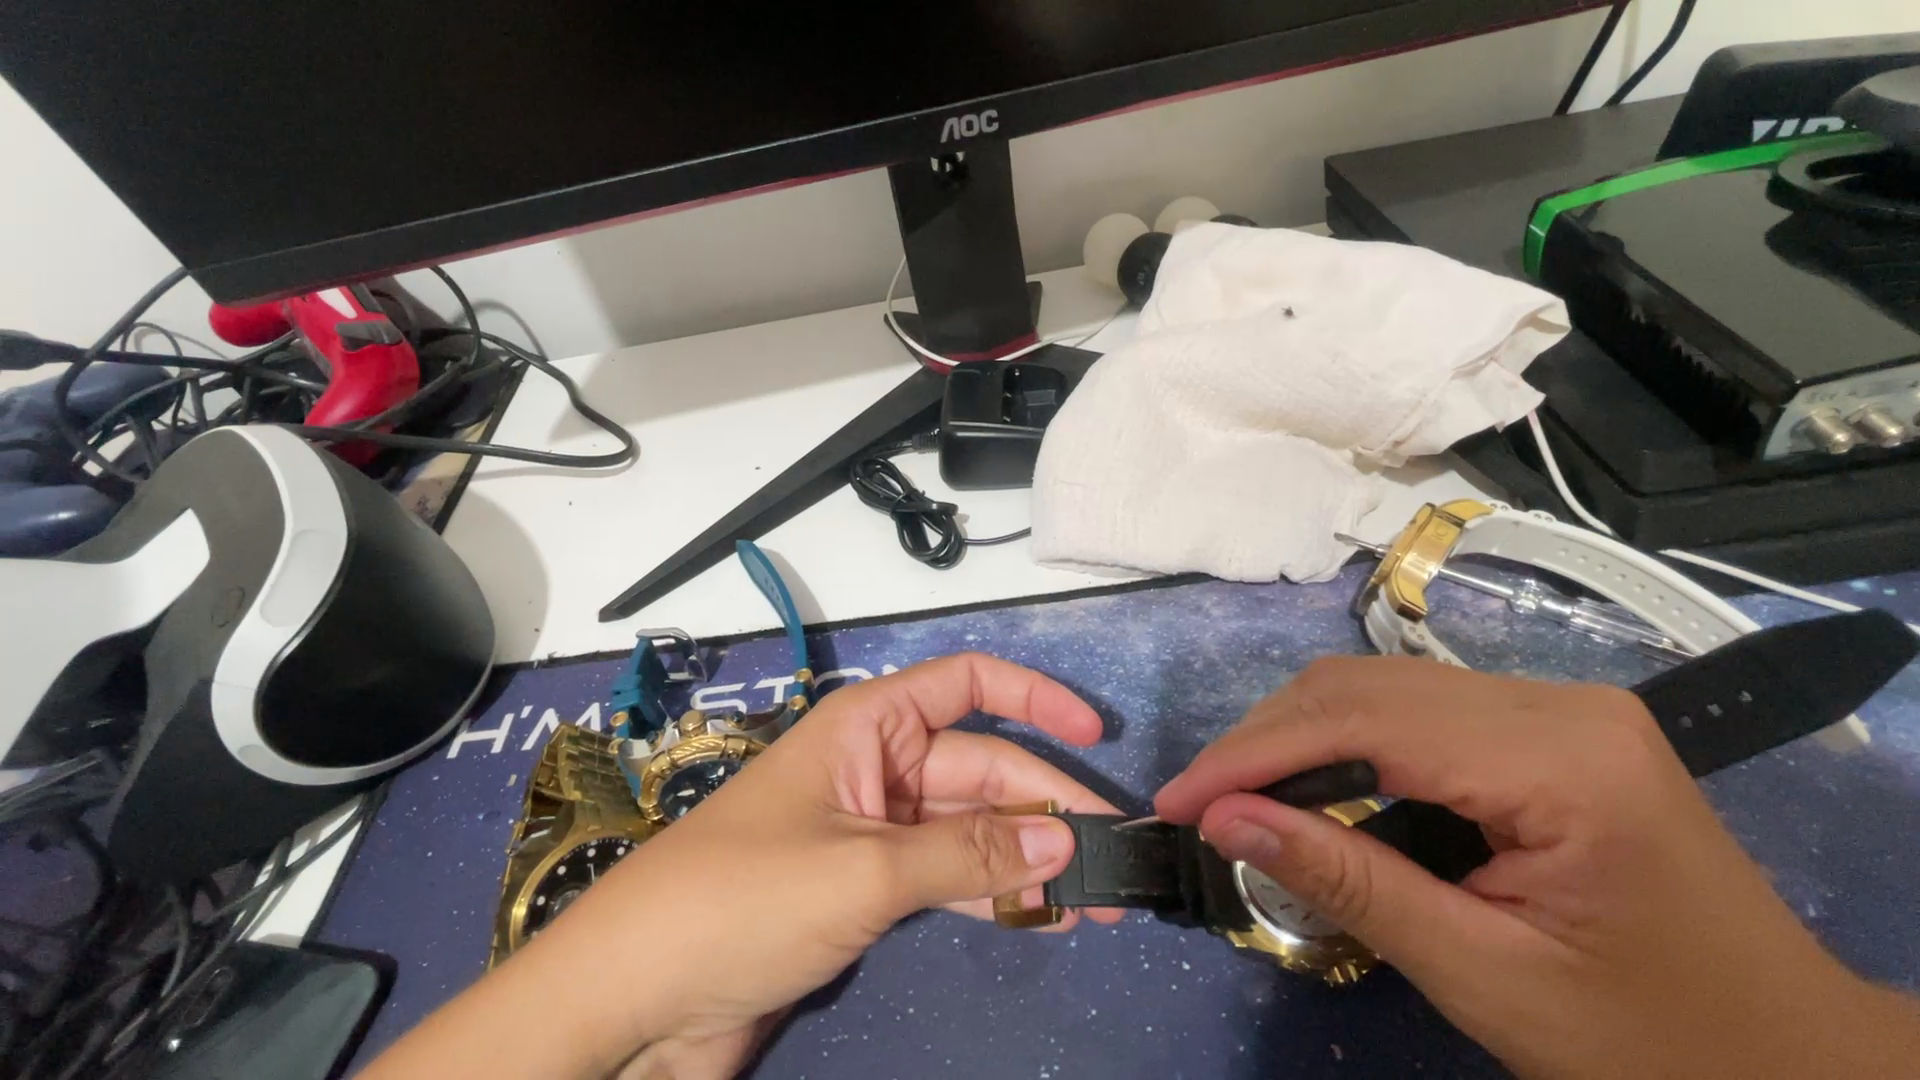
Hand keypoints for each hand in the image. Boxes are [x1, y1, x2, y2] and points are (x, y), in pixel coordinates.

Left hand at [362, 653, 1119, 1079]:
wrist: (635, 998)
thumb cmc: (744, 901)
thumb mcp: (864, 871)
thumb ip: (967, 852)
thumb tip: (1067, 839)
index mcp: (865, 726)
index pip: (965, 684)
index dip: (1033, 697)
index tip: (1094, 730)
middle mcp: (874, 765)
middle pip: (979, 767)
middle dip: (1045, 806)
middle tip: (1117, 856)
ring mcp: (871, 830)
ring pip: (968, 827)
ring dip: (1029, 857)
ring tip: (1100, 898)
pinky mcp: (865, 889)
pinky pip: (945, 875)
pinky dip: (992, 893)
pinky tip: (1045, 916)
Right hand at [1155, 656, 1919, 1079]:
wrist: (1794, 1063)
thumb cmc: (1651, 1043)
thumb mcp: (1485, 976)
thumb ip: (1347, 883)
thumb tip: (1223, 821)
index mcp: (1560, 758)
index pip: (1363, 721)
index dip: (1253, 754)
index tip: (1177, 801)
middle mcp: (1555, 701)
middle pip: (1362, 687)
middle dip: (1262, 741)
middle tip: (1198, 803)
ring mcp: (1553, 706)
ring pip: (1377, 688)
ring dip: (1292, 738)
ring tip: (1237, 797)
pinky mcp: (1542, 726)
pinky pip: (1410, 711)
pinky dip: (1339, 744)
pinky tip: (1308, 787)